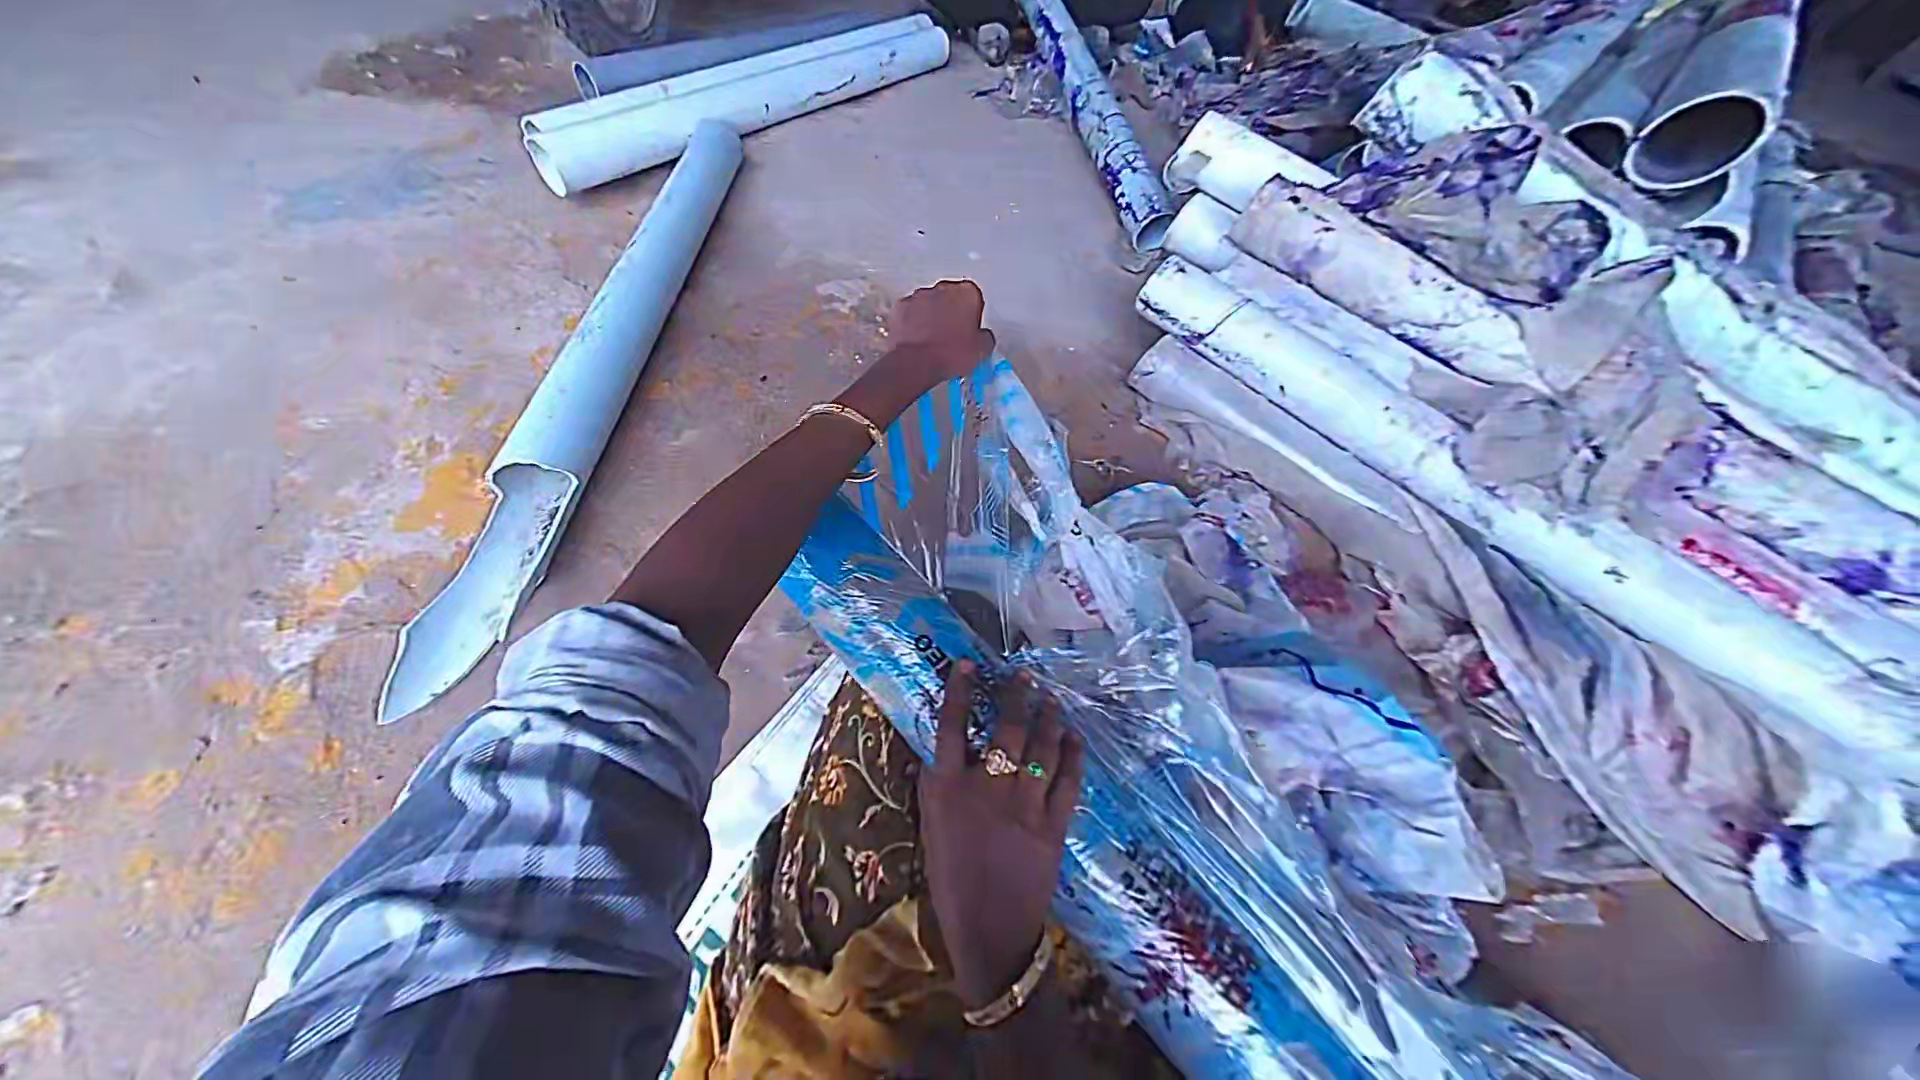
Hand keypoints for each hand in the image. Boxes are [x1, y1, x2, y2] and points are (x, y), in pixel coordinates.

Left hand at [839, 280, 994, 424]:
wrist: (916, 363)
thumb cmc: (948, 354)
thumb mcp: (981, 350)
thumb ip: (985, 337)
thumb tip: (982, 339)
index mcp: (967, 293)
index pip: (975, 298)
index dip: (973, 316)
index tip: (970, 330)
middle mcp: (943, 288)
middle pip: (951, 297)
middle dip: (952, 313)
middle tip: (953, 337)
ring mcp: (919, 296)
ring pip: (929, 303)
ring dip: (932, 316)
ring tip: (935, 342)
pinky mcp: (901, 307)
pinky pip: (910, 312)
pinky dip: (913, 322)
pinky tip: (919, 340)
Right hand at [920, 662, 1084, 1008]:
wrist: (990, 930)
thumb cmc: (951, 877)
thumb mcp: (930, 827)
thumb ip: (934, 784)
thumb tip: (935, 747)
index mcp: (947, 789)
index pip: (951, 726)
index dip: (959, 691)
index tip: (968, 665)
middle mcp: (986, 789)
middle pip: (1006, 730)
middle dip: (1018, 698)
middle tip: (1026, 677)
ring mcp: (1023, 806)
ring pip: (1041, 749)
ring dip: (1049, 719)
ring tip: (1052, 700)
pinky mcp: (1052, 826)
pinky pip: (1067, 781)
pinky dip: (1073, 756)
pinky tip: (1074, 739)